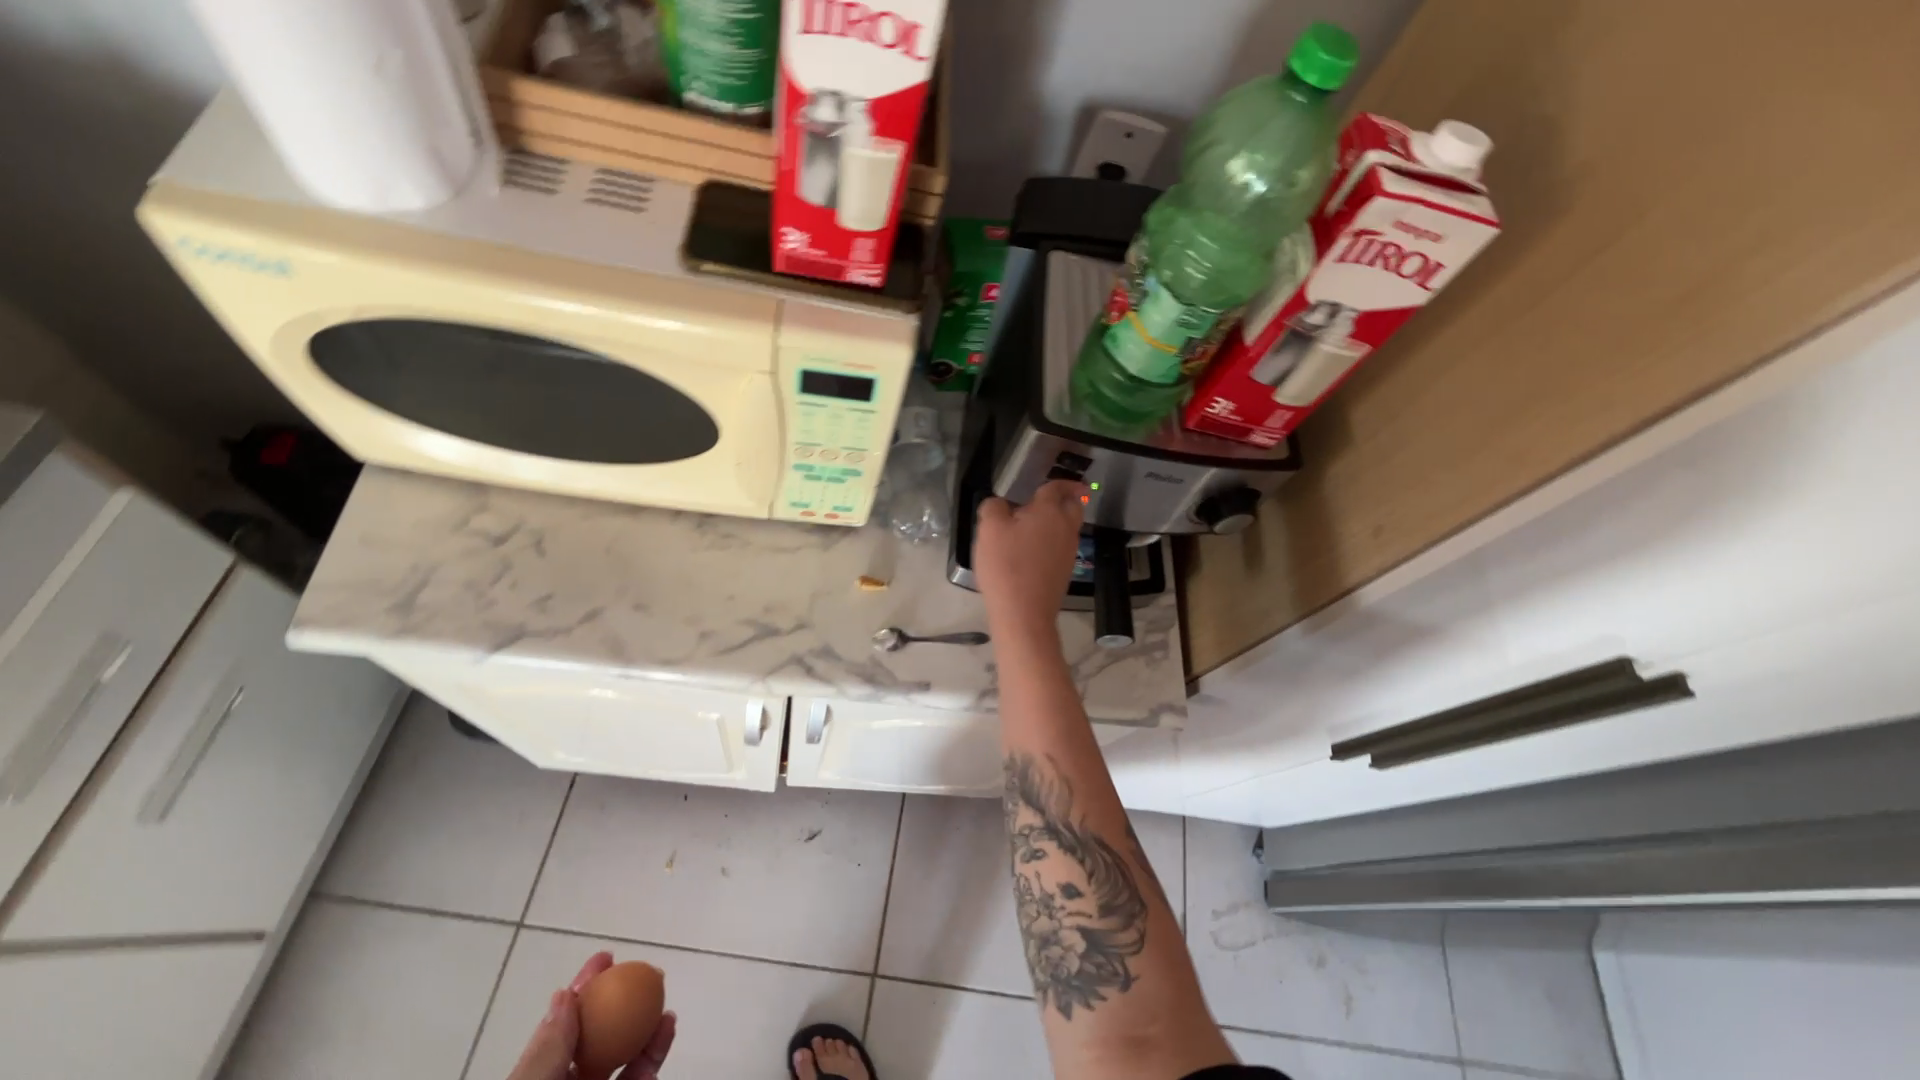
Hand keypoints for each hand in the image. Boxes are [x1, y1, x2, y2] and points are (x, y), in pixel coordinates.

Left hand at [506, 952, 675, 1079]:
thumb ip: (549, 1047)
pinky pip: (644, 1072)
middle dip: (620, 997)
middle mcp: (571, 1076)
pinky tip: (667, 1025)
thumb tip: (564, 994)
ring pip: (627, 1050)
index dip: (584, 988)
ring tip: (661, 992)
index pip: (565, 1023)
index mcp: (542, 1071)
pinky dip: (658, 1048)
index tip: (605, 958)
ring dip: (647, 1020)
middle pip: (600, 1031)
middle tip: (640, 969)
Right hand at [974, 479, 1085, 638]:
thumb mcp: (989, 529)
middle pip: (1074, 506)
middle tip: (1055, 497)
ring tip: (1037, 523)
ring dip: (1059, 520)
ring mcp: (1069, 551)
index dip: (1057, 481)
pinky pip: (1063, 546)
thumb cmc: (1006, 566)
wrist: (1024, 613)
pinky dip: (1053, 540)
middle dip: (1068, 498)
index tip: (1057, 480)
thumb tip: (1001, 505)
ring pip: (1070, 527)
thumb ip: (994, 507)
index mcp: (1049, 511)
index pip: (1057, 487)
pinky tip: (1034, 549)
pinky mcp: (1065, 571)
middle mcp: (1066, 527)